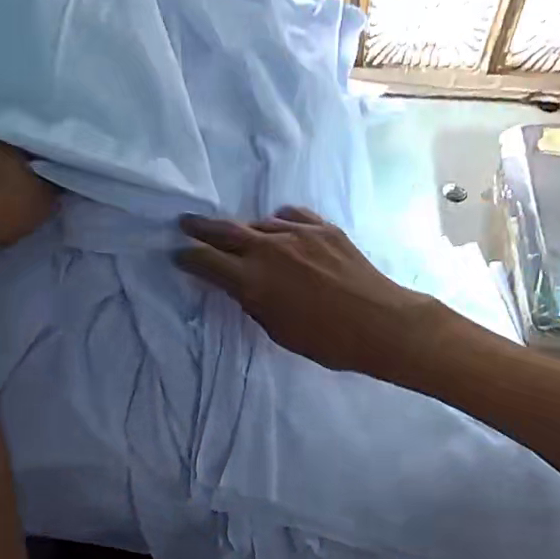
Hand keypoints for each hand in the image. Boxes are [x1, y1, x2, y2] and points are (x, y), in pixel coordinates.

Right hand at [176, 207, 446, 377]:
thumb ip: (255, 303)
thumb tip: (244, 286)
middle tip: (186, 222)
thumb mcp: (278, 330)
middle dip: (201, 227)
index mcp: (252, 280)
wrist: (381, 323)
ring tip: (240, 235)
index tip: (178, 255)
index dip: (188, 257)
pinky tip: (280, 227)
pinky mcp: (323, 228)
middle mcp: (269, 249)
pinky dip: (279, 222)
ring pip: (259, 224)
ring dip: (245, 230)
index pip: (206, 261)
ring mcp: (298, 233)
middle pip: (225, 231)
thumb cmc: (326, 341)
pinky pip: (291, 217)